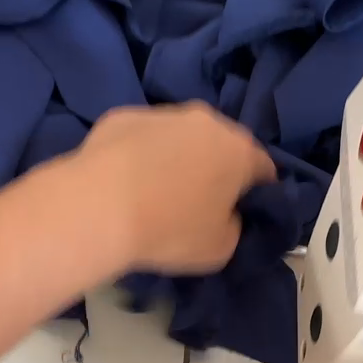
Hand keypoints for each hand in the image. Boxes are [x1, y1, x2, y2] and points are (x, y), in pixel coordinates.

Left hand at [65, 102, 276, 273]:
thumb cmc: (170, 230)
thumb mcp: (221, 249)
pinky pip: (142, 138)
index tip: (242, 213)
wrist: (98, 207)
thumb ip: (234, 227)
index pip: (264, 170)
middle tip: (199, 203)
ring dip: (177, 158)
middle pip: (222, 146)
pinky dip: (140, 155)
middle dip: (217, 169)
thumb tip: (226, 215)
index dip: (257, 193)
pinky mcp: (122, 116)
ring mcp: (162, 114)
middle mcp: (206, 121)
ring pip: (181, 137)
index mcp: (239, 150)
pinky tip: (125, 183)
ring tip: (156, 192)